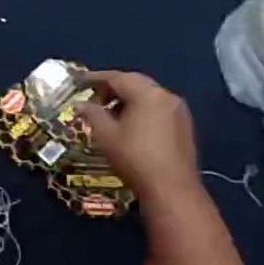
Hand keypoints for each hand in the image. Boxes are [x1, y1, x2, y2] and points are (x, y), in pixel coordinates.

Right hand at [79, 71, 203, 200]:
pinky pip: (158, 108)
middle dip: (112, 88)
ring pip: (148, 96)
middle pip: (136, 83)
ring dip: (127, 99)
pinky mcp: (184, 125)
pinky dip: (141, 109)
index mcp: (148, 94)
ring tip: (109, 114)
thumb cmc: (134, 157)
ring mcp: (178, 111)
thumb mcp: (106, 135)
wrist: (171, 187)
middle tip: (93, 98)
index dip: (96, 78)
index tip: (80, 81)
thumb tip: (81, 104)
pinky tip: (129, 125)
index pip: (118, 78)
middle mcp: (166, 96)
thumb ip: (92, 114)